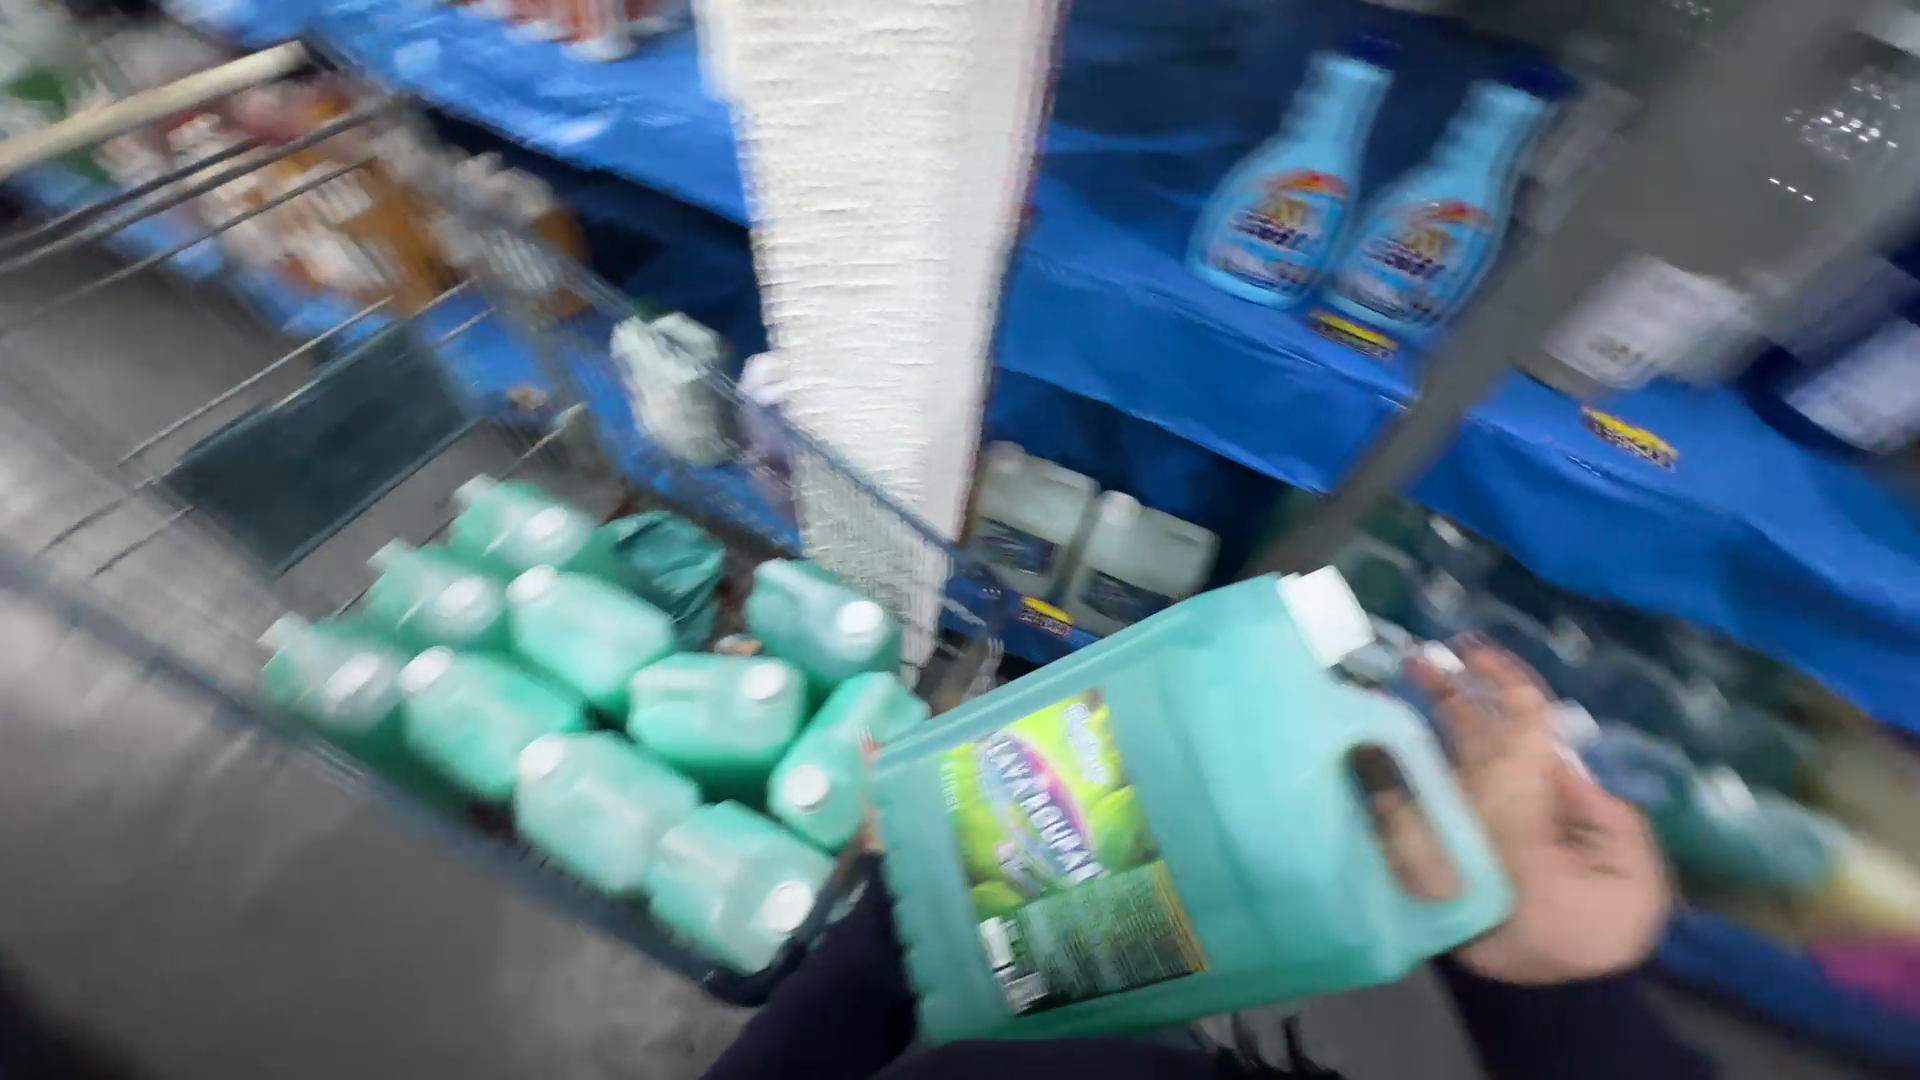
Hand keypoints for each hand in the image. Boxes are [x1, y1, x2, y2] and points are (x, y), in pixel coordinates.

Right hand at [1407, 642, 1671, 984]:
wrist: (1532, 984)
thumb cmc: (1583, 932)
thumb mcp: (1625, 883)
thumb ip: (1602, 821)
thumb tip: (1555, 765)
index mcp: (1544, 791)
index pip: (1527, 724)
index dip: (1504, 684)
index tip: (1475, 653)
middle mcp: (1495, 789)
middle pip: (1470, 727)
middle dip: (1446, 689)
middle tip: (1417, 660)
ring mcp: (1451, 806)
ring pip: (1428, 749)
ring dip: (1408, 717)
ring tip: (1381, 691)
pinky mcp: (1416, 830)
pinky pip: (1394, 790)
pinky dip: (1377, 763)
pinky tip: (1360, 742)